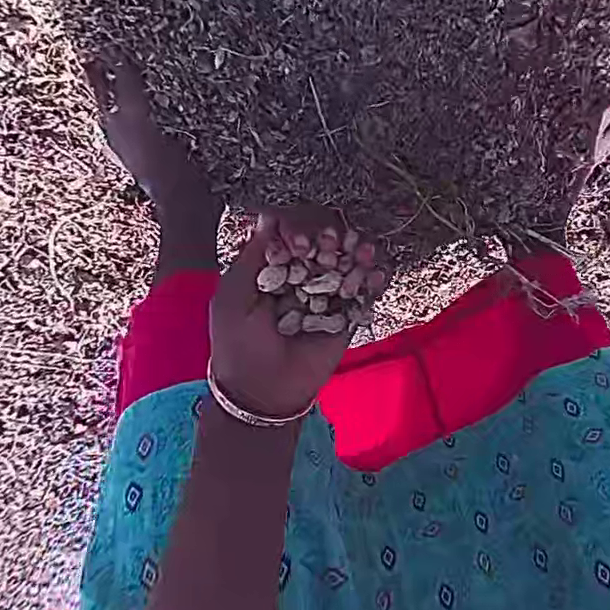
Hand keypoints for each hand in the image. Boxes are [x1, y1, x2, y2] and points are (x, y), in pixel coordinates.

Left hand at [207, 207, 388, 419]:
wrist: (260, 392)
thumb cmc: (238, 342)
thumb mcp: (233, 295)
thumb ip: (252, 257)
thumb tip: (268, 217)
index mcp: (273, 272)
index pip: (291, 242)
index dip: (298, 235)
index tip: (299, 241)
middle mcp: (301, 281)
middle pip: (321, 251)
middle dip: (329, 242)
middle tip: (332, 241)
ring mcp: (324, 300)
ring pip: (344, 269)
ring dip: (355, 256)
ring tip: (362, 249)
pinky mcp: (343, 321)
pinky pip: (361, 297)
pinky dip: (371, 283)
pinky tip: (376, 272)